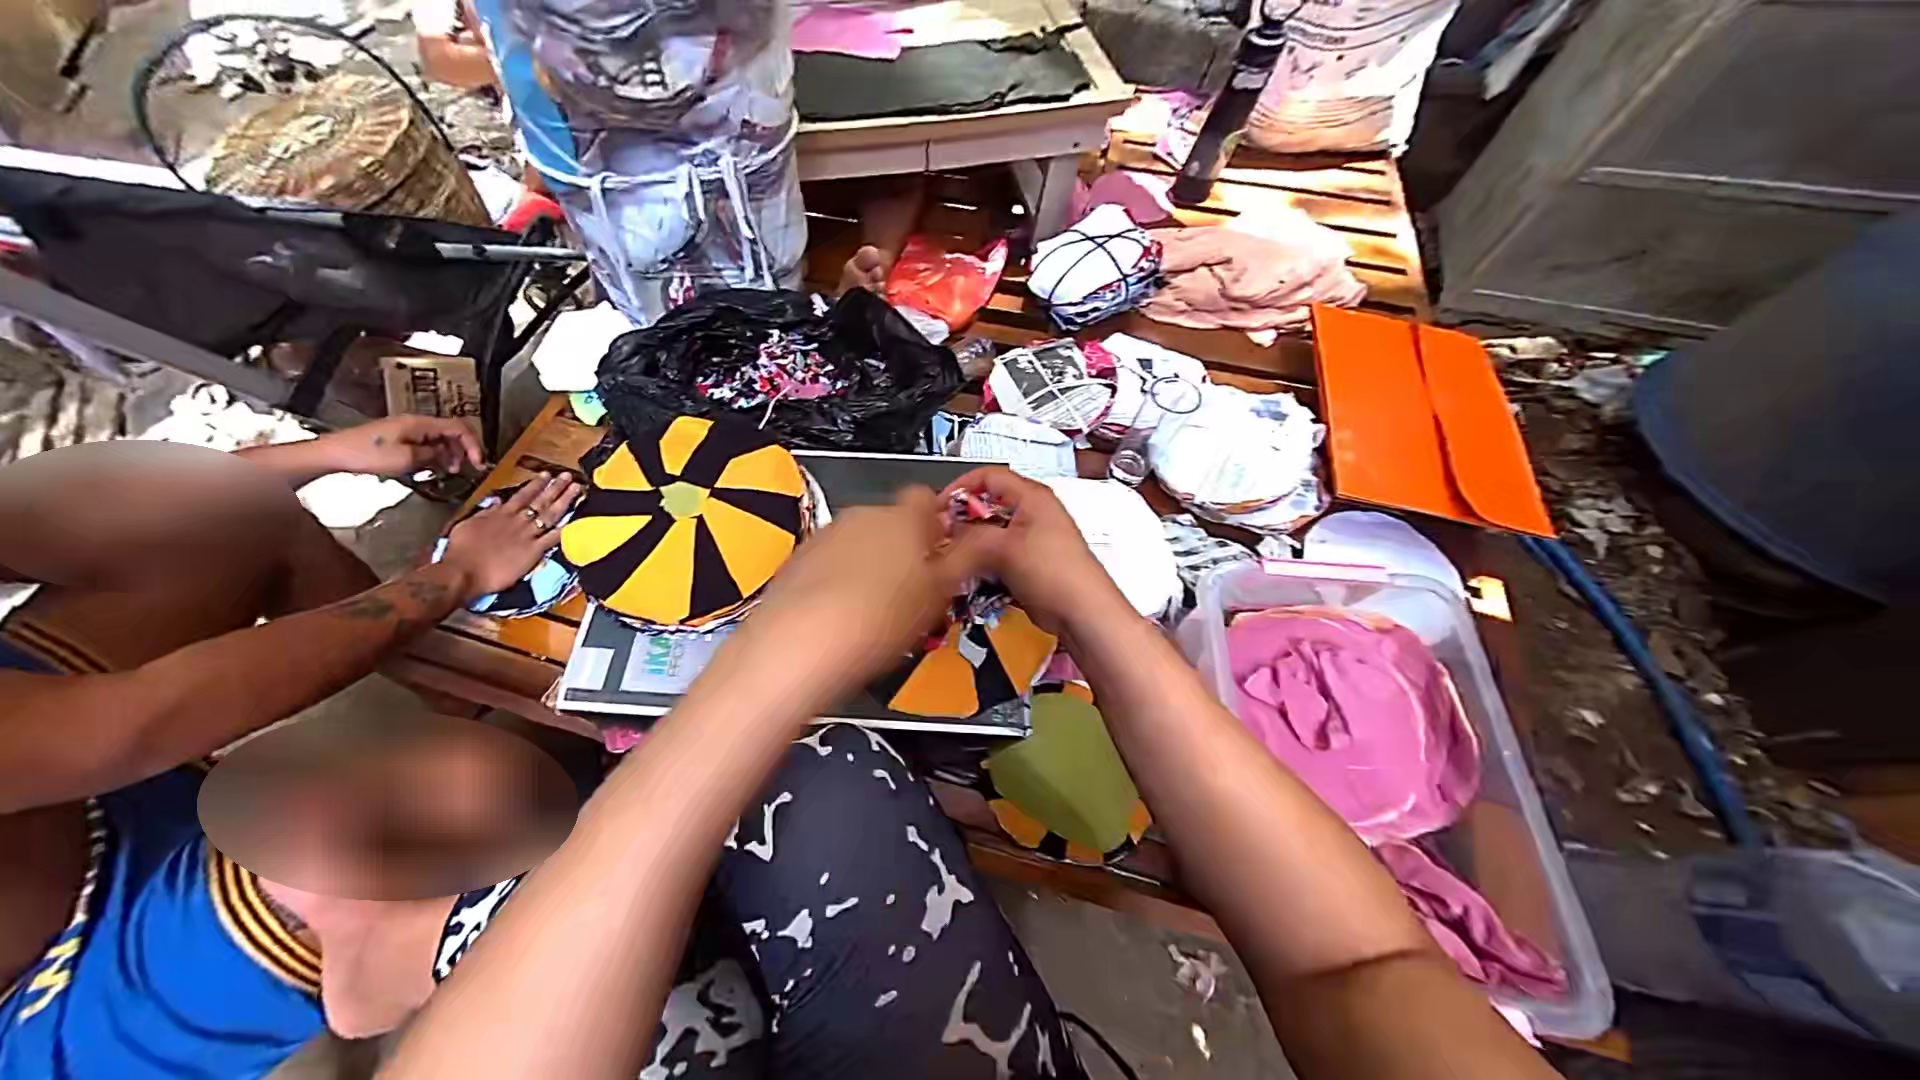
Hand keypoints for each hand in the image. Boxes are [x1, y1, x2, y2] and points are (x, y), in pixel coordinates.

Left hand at [313, 416, 484, 478]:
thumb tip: (446, 455)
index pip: (459, 428)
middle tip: (467, 468)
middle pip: (452, 433)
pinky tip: (433, 468)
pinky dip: (436, 455)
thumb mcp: (407, 458)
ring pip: (440, 439)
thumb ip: (433, 455)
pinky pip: (427, 444)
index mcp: (420, 424)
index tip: (478, 462)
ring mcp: (407, 430)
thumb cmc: (367, 454)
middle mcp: (416, 423)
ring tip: (449, 471)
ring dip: (450, 455)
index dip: (473, 444)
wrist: (333, 454)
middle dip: (464, 450)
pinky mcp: (398, 438)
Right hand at [437, 474, 580, 599]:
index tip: (548, 474)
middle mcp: (517, 522)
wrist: (462, 572)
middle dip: (556, 487)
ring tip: (577, 489)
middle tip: (569, 476)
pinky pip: (553, 538)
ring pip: (550, 515)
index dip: (537, 484)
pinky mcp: (534, 551)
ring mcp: (527, 535)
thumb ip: (486, 513)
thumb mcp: (468, 524)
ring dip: (565, 501)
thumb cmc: (460, 551)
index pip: (523, 495)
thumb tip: (497, 501)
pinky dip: (565, 529)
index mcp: (501, 515)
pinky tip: (578, 521)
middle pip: (540, 501)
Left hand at [729, 486, 984, 700]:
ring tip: (881, 612)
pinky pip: (832, 562)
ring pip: (863, 542)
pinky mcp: (800, 558)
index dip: (938, 524)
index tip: (944, 551)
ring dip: (875, 566)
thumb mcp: (940, 594)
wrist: (800, 646)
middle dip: (908, 550)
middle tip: (918, 590)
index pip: (928, 498)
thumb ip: (968, 559)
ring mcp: (828, 535)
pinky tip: (849, 615)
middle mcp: (864, 516)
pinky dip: (842, 580)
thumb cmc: (870, 623)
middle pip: (895, 522)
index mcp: (905, 517)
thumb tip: (988, 540)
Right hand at [938, 466, 1125, 634]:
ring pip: (990, 535)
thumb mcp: (1004, 548)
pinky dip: (982, 565)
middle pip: (986, 507)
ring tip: (953, 559)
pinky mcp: (1028, 565)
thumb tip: (946, 532)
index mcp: (1032, 496)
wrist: (1081, 612)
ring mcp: (1031, 540)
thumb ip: (969, 536)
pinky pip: (997, 558)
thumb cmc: (1060, 574)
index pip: (988, 476)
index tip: (941, 506)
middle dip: (962, 521)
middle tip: (943, 536)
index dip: (960, 487)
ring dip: (970, 547)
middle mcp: (1033, 514)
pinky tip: (970, 576)